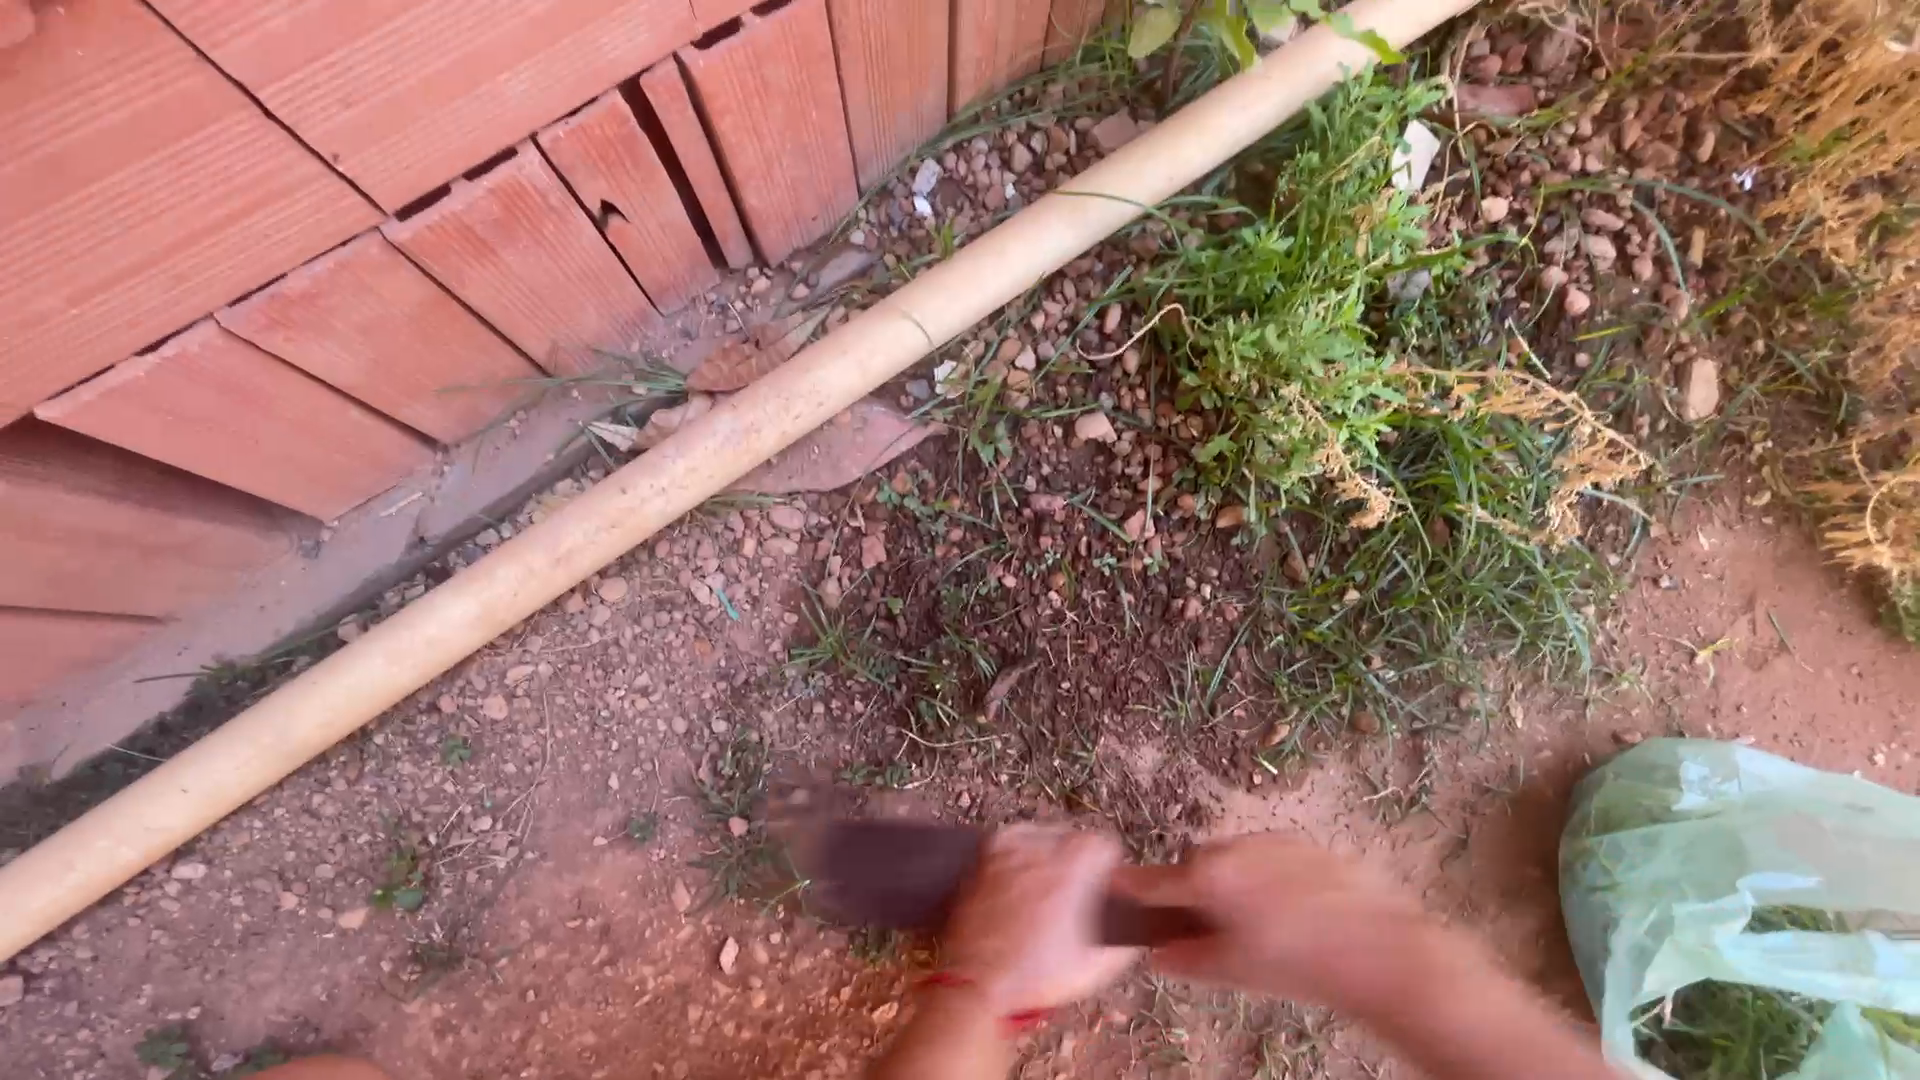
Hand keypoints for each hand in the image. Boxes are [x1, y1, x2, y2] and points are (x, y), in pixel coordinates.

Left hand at [941, 824, 1139, 1013]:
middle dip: (1079, 860)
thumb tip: (1134, 926)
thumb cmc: (1036, 975)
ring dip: (1050, 854)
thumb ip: (1123, 940)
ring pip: (1042, 835)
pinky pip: (1012, 840)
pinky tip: (1021, 877)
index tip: (1104, 888)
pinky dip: (1021, 853)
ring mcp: (1009, 847)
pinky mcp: (984, 854)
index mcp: (1071, 866)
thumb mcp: (1094, 966)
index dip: (1108, 867)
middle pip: (1073, 837)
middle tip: (1075, 892)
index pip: (1104, 844)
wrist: (975, 980)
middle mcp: (1040, 846)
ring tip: (1047, 885)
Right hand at [1113, 832, 1454, 1013]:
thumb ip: (1185, 959)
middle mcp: (1231, 848)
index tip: (1113, 885)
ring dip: (1231, 879)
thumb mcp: (1234, 971)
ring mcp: (1268, 840)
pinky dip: (1264, 874)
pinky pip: (1266, 854)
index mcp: (1207, 876)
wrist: (1380, 949)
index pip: (1153, 880)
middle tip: (1210, 924)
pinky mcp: (1301, 841)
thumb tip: (1156, 955)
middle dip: (1195, 889)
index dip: (1129, 885)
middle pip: (1195, 864)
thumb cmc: (1299, 965)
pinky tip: (1290, 908)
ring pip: (1232, 857)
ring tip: (1260, 920)